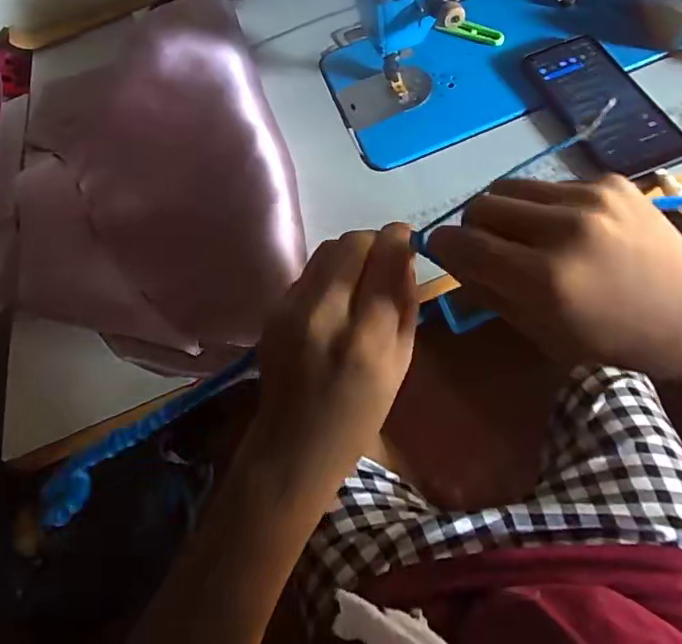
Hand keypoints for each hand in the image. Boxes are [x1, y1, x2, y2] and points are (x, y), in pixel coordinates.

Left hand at [255, 223, 418, 480]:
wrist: (294, 443)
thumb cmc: (361, 411)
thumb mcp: (401, 362)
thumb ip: (405, 302)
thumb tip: (405, 254)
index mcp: (364, 336)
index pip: (384, 259)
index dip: (398, 238)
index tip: (407, 237)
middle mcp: (323, 314)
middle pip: (352, 243)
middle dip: (374, 241)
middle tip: (385, 258)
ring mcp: (291, 309)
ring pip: (328, 248)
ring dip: (351, 253)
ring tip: (361, 276)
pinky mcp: (274, 309)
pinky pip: (310, 270)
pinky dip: (330, 272)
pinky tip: (336, 297)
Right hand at [427, 176, 681, 381]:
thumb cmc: (623, 339)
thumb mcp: (550, 334)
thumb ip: (492, 293)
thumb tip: (451, 258)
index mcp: (548, 280)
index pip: (466, 244)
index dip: (444, 245)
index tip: (442, 249)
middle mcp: (565, 228)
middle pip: (483, 203)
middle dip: (473, 225)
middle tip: (487, 245)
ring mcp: (590, 196)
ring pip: (513, 187)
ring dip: (507, 210)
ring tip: (526, 235)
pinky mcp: (609, 179)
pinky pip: (552, 185)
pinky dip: (546, 206)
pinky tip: (572, 229)